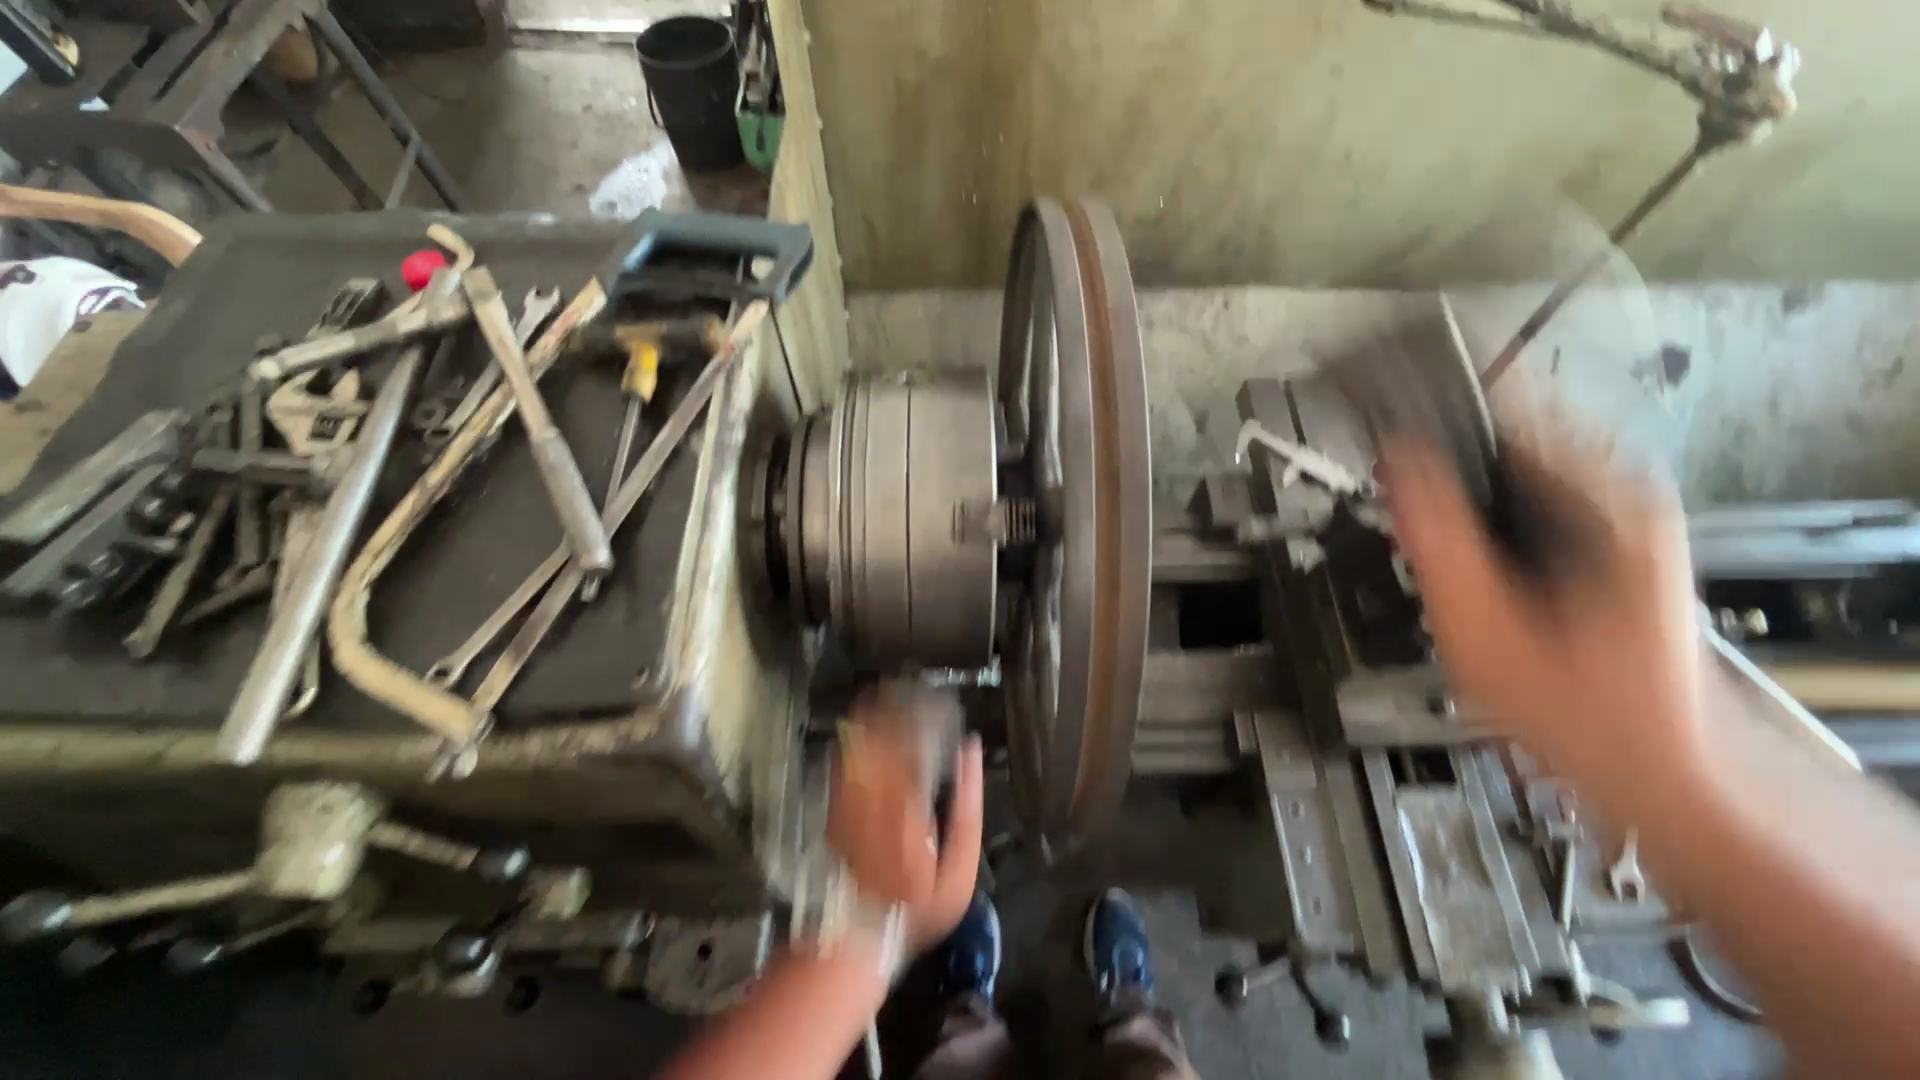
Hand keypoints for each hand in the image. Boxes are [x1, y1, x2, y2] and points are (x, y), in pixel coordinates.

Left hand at [827, 694, 984, 952]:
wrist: (858, 931)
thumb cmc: (916, 906)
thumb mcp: (958, 873)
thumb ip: (967, 814)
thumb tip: (969, 757)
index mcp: (910, 810)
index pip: (919, 747)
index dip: (929, 722)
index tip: (943, 705)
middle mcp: (875, 797)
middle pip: (888, 737)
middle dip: (901, 710)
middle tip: (914, 688)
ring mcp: (849, 799)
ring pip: (863, 744)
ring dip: (875, 717)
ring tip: (888, 693)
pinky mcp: (833, 805)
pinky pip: (842, 761)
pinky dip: (853, 739)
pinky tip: (860, 723)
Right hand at [1382, 431, 1709, 808]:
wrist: (1654, 766)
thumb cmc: (1577, 705)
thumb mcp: (1480, 624)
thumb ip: (1434, 537)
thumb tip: (1395, 464)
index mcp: (1606, 496)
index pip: (1504, 412)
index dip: (1434, 421)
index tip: (1386, 439)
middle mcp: (1625, 495)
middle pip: (1505, 445)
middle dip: (1444, 472)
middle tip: (1401, 508)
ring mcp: (1624, 519)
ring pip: (1514, 477)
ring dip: (1463, 501)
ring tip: (1430, 541)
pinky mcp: (1613, 544)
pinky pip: (1530, 506)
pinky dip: (1489, 524)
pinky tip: (1470, 565)